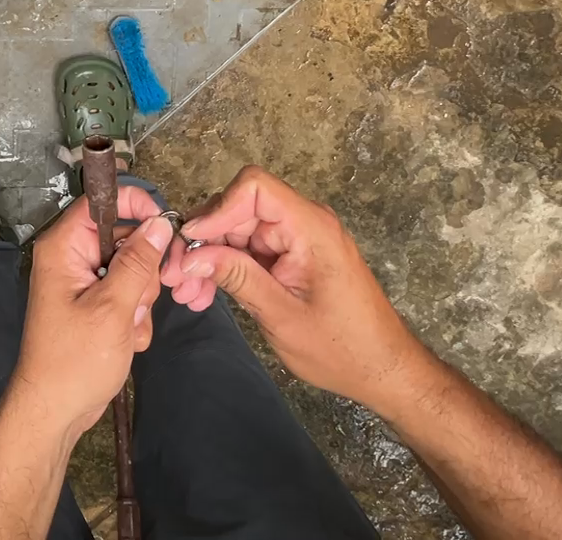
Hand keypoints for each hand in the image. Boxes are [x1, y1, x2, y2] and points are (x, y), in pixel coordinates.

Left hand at [7, 186, 170, 439]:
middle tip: (137, 302)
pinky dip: (134, 317)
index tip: (165, 223)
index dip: (134, 204)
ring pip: (132, 269)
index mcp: (63, 246)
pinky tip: (125, 340)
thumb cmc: (76, 358)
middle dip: (141, 271)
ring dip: (139, 300)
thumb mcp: (113, 308)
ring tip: (126, 327)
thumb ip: (139, 263)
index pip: (100, 203)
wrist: (56, 410)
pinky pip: (128, 295)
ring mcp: (83, 281)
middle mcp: (71, 257)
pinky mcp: (95, 303)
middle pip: (124, 238)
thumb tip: (160, 224)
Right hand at [158, 166, 432, 408]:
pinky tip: (203, 292)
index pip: (254, 187)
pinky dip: (223, 266)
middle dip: (202, 239)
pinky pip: (245, 247)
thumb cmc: (343, 350)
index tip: (191, 243)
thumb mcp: (283, 317)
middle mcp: (301, 221)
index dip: (217, 209)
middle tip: (175, 275)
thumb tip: (190, 255)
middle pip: (236, 208)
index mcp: (310, 227)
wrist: (386, 374)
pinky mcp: (286, 253)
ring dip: (207, 256)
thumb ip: (237, 277)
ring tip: (185, 291)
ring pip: (234, 229)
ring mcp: (293, 237)